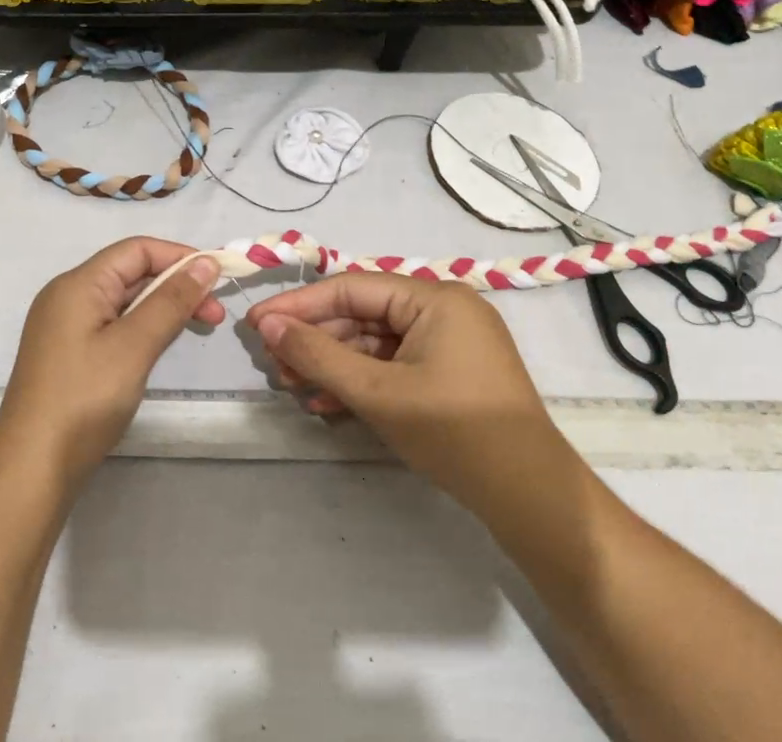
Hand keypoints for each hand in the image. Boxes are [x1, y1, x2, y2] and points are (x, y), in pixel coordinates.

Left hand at [0, 238, 225, 487]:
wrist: (35, 463)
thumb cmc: (85, 398)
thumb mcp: (134, 346)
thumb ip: (170, 301)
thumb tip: (204, 262)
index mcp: (77, 284)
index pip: (136, 249)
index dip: (180, 256)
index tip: (221, 278)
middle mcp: (67, 296)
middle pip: (130, 272)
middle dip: (177, 284)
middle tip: (217, 315)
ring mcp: (65, 327)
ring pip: (124, 301)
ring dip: (163, 307)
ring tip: (201, 327)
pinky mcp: (69, 354)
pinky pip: (113, 325)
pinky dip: (143, 327)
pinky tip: (162, 345)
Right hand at [245, 273, 571, 508]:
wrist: (526, 493)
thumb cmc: (452, 431)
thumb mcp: (376, 392)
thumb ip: (317, 354)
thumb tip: (267, 325)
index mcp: (434, 298)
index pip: (350, 288)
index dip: (298, 305)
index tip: (255, 324)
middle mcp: (443, 310)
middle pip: (361, 314)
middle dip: (314, 340)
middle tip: (271, 363)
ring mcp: (448, 343)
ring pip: (373, 342)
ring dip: (331, 364)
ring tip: (290, 387)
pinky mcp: (448, 373)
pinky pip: (391, 365)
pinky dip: (358, 380)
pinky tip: (324, 403)